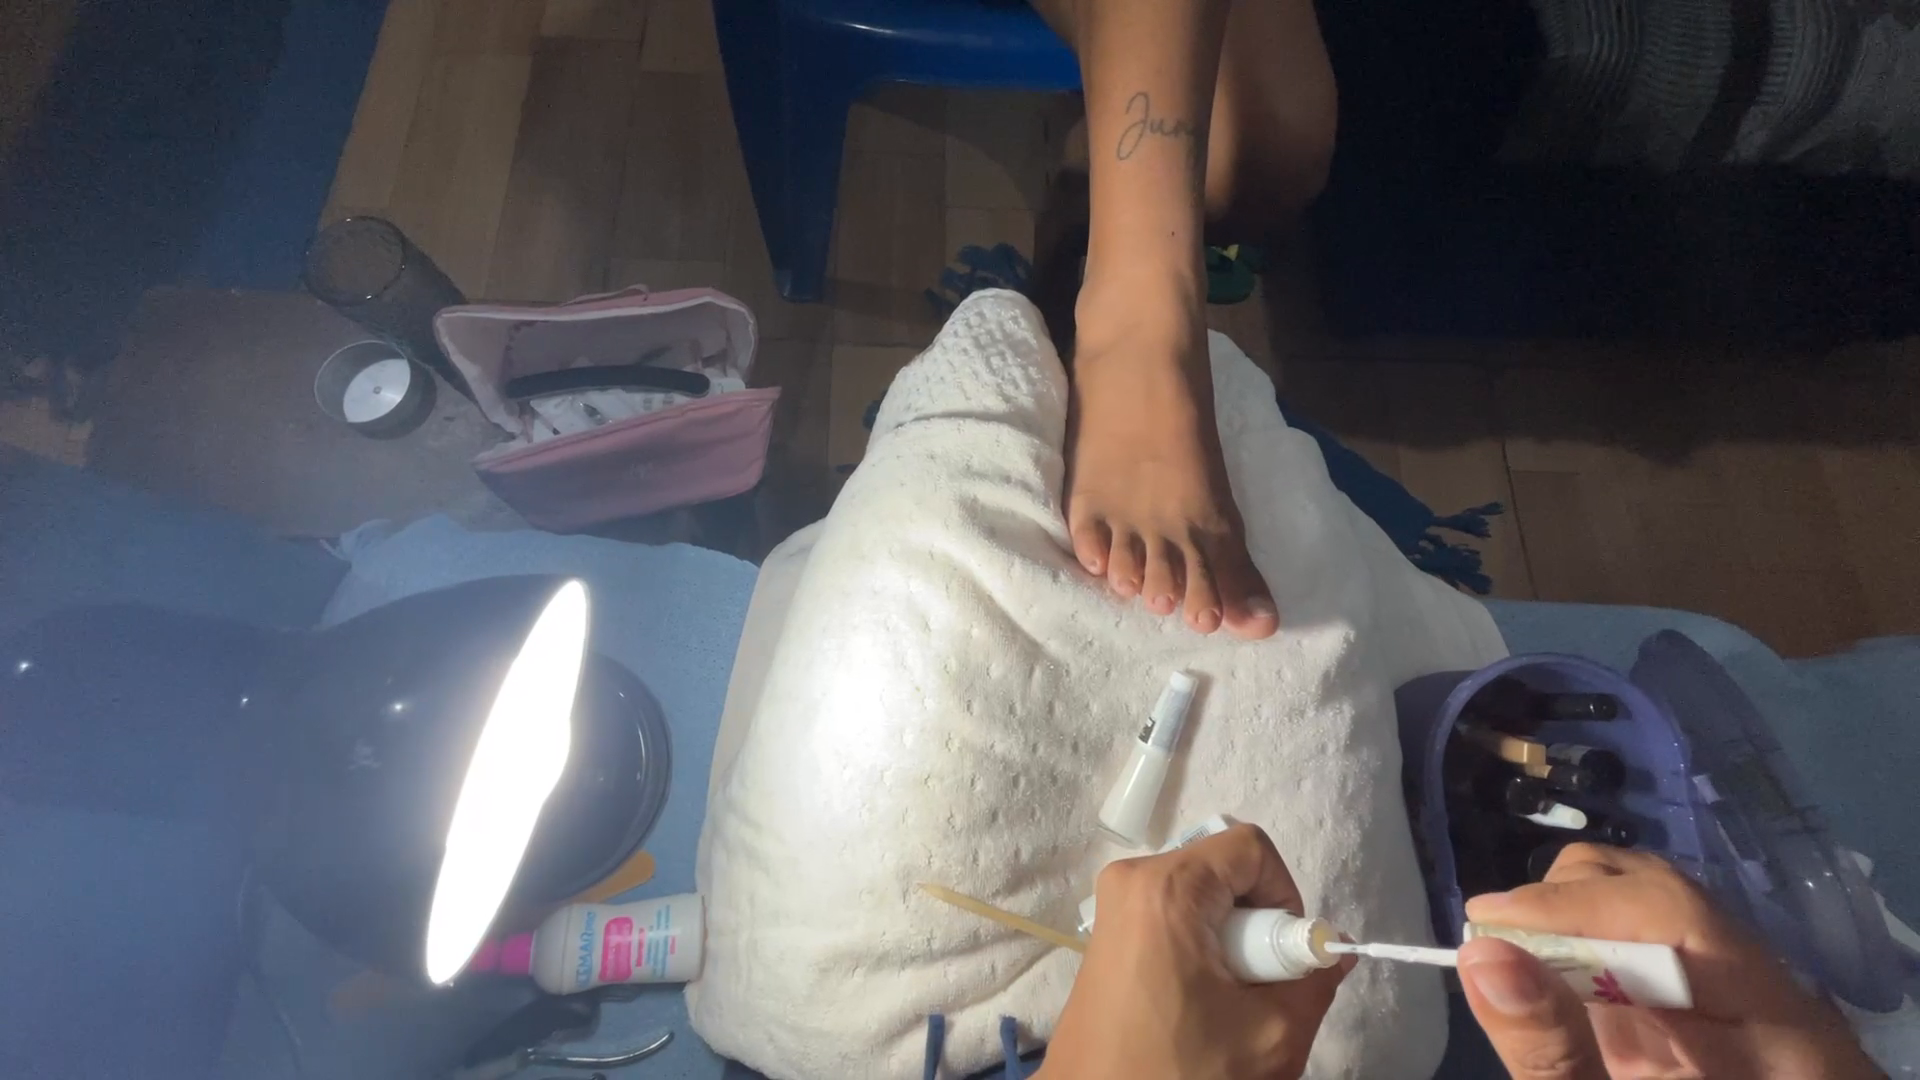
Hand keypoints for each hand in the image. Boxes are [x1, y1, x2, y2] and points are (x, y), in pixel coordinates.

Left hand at [1037, 824, 1350, 1079]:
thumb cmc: (1179, 1069)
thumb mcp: (1267, 1037)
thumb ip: (1312, 982)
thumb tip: (1335, 947)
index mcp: (1167, 885)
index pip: (1248, 844)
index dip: (1281, 892)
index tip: (1280, 952)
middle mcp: (1133, 873)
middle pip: (1221, 864)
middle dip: (1254, 916)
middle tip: (1255, 981)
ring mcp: (1115, 895)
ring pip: (1199, 886)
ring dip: (1228, 931)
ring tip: (1224, 993)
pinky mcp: (1109, 919)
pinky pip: (1172, 903)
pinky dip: (1199, 936)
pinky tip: (1195, 991)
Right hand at [1458, 843, 1880, 1078]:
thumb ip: (1553, 1053)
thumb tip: (1479, 952)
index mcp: (1787, 1041)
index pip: (1677, 915)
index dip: (1572, 903)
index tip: (1486, 924)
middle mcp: (1782, 1006)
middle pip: (1664, 894)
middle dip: (1566, 903)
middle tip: (1502, 944)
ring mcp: (1753, 1005)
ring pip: (1651, 906)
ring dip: (1572, 917)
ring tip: (1528, 965)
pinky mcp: (1716, 1011)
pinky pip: (1646, 940)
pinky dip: (1585, 942)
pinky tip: (1557, 983)